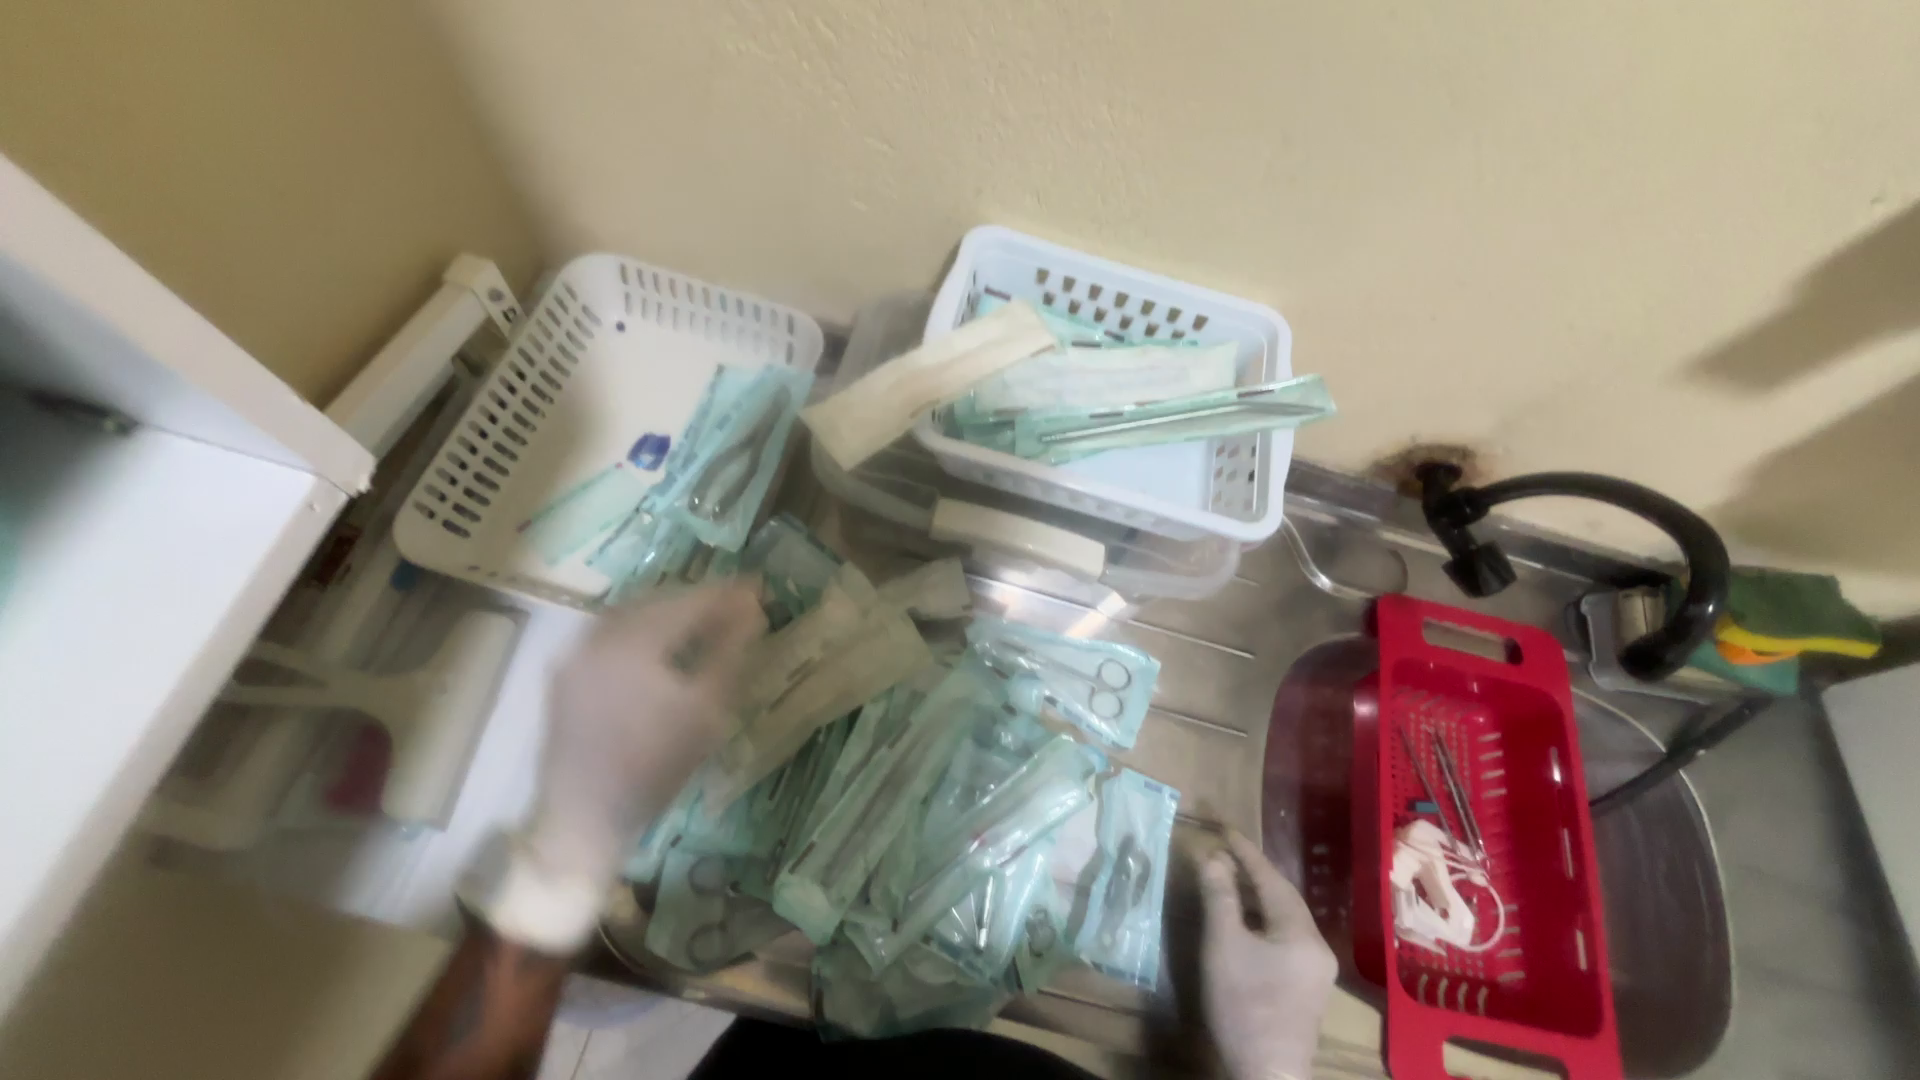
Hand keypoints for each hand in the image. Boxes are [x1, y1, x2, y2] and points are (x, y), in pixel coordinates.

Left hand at [526, 583, 765, 888]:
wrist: (584, 819)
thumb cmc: (655, 766)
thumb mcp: (707, 710)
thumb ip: (730, 651)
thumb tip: (752, 608)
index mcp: (632, 641)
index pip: (689, 602)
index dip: (727, 594)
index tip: (759, 589)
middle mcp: (597, 636)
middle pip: (657, 601)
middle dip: (698, 601)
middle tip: (736, 605)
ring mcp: (575, 655)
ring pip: (631, 616)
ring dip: (669, 613)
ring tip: (704, 623)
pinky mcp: (565, 675)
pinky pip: (610, 635)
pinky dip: (642, 631)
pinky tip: (662, 647)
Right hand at [1199, 830, 1338, 1079]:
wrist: (1266, 1074)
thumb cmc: (1243, 1005)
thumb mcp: (1223, 945)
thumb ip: (1219, 897)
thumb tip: (1212, 858)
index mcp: (1301, 933)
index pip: (1271, 879)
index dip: (1246, 853)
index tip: (1224, 829)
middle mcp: (1317, 947)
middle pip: (1284, 898)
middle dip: (1254, 873)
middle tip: (1225, 852)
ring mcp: (1315, 971)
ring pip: (1284, 919)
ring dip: (1257, 897)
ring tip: (1228, 879)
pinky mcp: (1306, 989)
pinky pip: (1285, 938)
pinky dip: (1262, 920)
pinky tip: (1243, 921)